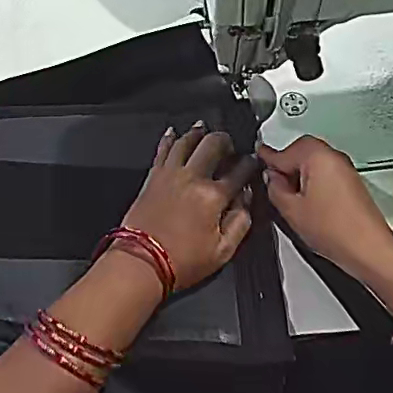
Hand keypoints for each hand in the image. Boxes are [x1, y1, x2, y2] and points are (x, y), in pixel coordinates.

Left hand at [117, 124, 259, 291]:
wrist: (141, 262)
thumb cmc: (179, 261)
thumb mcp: (223, 251)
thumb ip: (241, 222)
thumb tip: (246, 201)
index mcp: (213, 197)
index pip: (239, 171)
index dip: (249, 164)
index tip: (252, 162)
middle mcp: (192, 179)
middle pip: (213, 145)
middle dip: (225, 141)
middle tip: (230, 144)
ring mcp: (169, 175)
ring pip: (186, 141)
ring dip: (198, 133)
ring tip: (205, 130)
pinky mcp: (152, 178)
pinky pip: (162, 150)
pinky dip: (169, 138)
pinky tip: (173, 133)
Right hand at [258, 137, 392, 278]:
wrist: (369, 250)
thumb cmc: (339, 231)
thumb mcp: (290, 210)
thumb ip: (274, 188)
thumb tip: (272, 179)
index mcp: (317, 156)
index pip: (283, 151)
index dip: (268, 159)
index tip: (259, 157)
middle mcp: (334, 158)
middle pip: (301, 151)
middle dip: (286, 165)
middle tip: (275, 184)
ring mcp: (346, 170)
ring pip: (314, 162)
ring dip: (301, 175)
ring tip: (295, 202)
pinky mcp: (352, 183)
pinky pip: (326, 174)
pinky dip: (314, 183)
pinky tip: (310, 206)